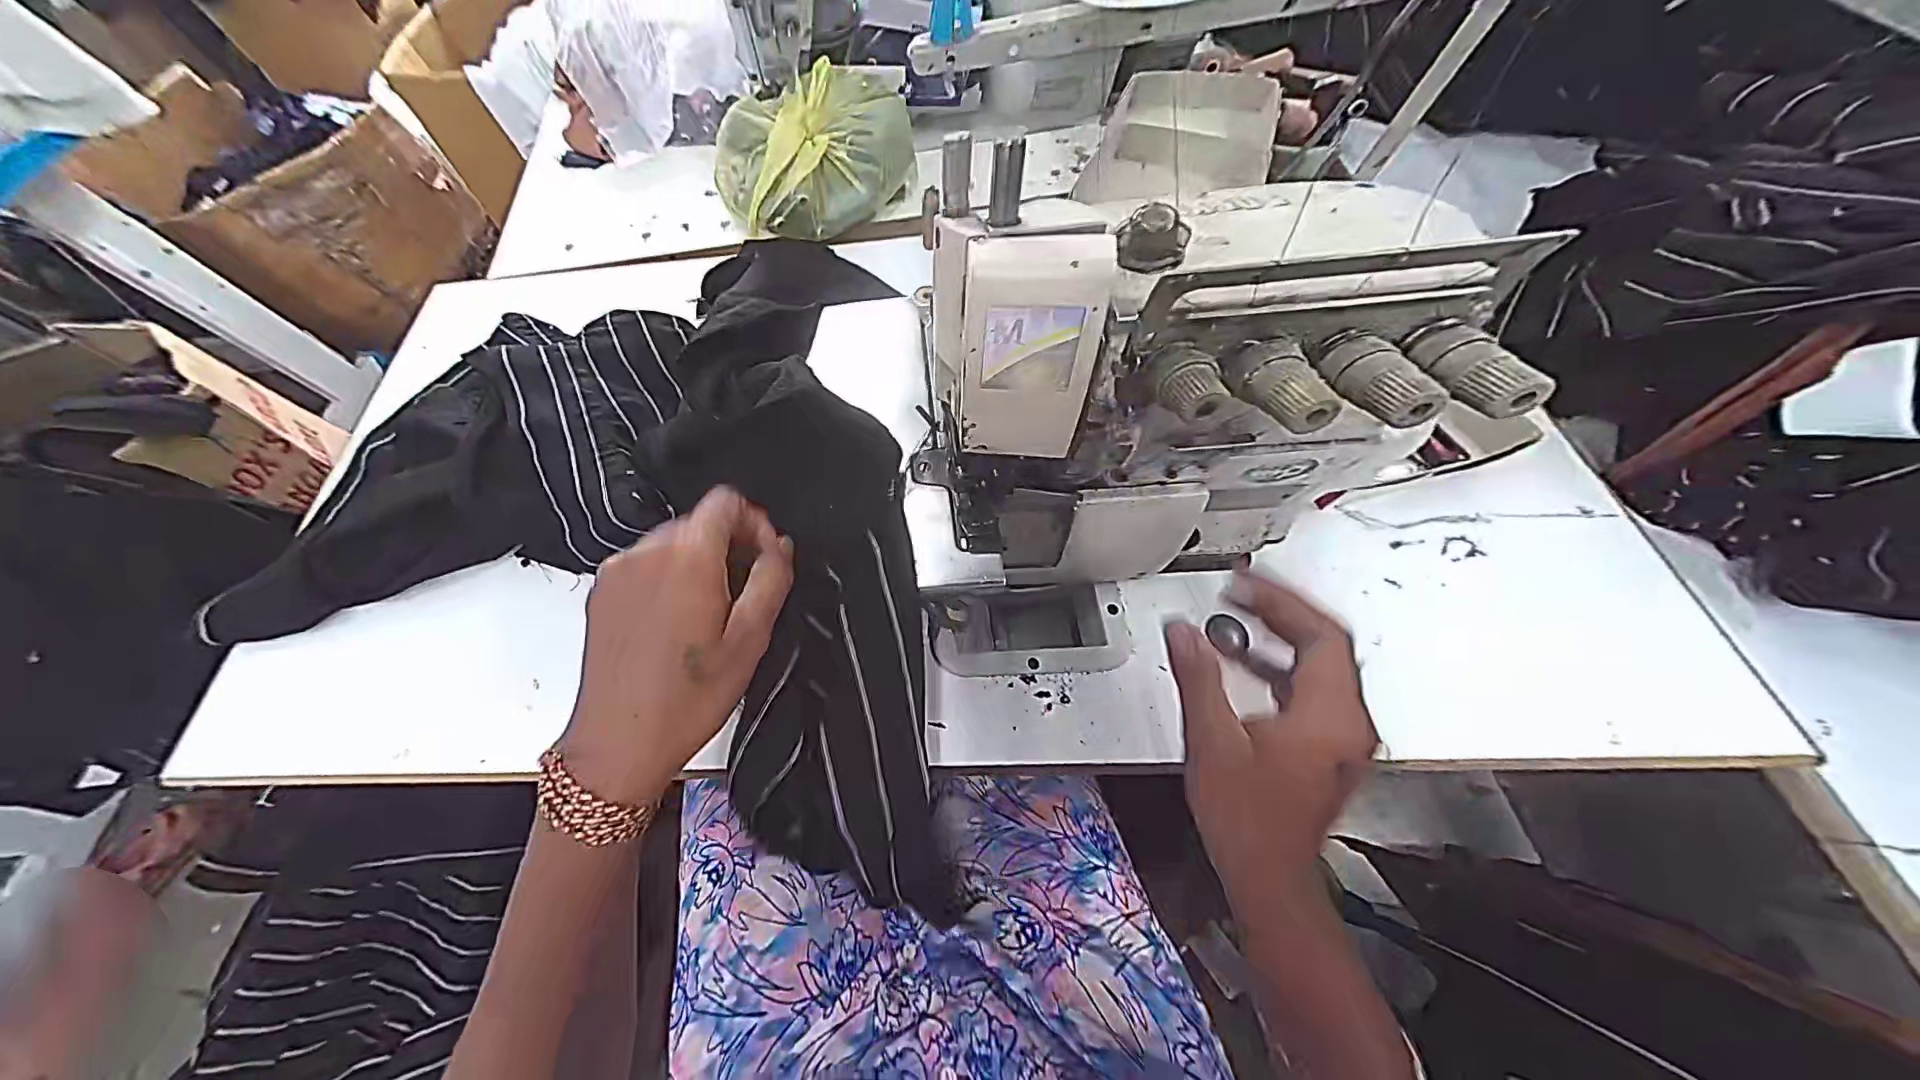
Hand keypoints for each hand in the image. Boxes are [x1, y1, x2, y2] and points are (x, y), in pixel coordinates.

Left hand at [558, 487, 793, 805]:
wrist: (619, 743)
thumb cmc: (684, 700)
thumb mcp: (751, 639)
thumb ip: (773, 579)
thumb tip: (781, 548)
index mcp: (687, 559)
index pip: (726, 501)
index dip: (756, 522)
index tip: (766, 553)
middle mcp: (645, 556)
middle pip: (700, 521)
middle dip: (731, 546)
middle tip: (746, 591)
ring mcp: (617, 573)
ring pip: (673, 544)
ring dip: (700, 563)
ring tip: (713, 615)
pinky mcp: (601, 593)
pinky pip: (645, 565)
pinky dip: (669, 580)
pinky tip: (680, 624)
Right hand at [1164, 569, 1377, 902]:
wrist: (1268, 875)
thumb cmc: (1248, 823)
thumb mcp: (1213, 742)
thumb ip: (1198, 679)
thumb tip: (1183, 633)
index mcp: (1328, 717)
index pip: (1320, 634)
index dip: (1282, 600)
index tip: (1245, 584)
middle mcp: (1346, 723)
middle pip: (1327, 642)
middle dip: (1282, 610)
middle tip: (1241, 591)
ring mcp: (1341, 736)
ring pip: (1321, 664)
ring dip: (1280, 635)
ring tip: (1239, 616)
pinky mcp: (1327, 745)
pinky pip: (1311, 688)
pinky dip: (1279, 664)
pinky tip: (1244, 661)